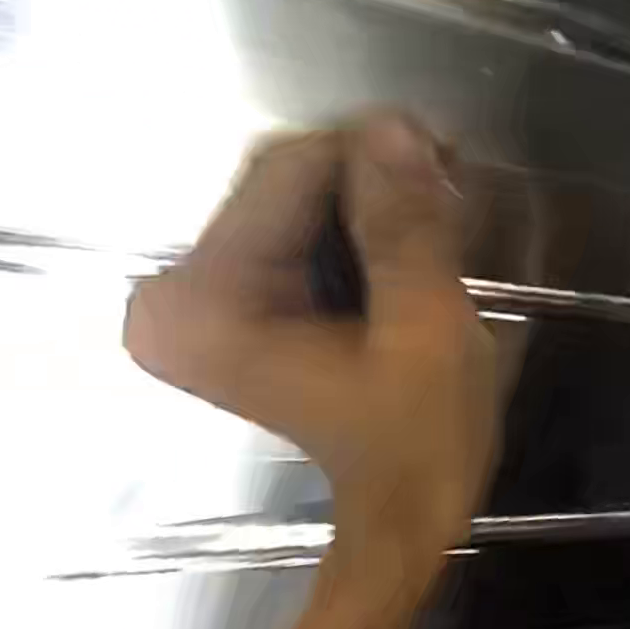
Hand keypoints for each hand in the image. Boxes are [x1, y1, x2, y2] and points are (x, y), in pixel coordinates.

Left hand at [124, 112, 499, 556]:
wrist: (412, 501)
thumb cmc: (422, 429)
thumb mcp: (426, 325)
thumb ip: (407, 228)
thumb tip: (399, 127)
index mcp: (205, 304)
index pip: (284, 177)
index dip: (373, 157)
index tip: (447, 157)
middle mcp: (178, 293)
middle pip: (284, 186)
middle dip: (376, 180)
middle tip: (451, 189)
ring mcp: (206, 300)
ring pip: (300, 204)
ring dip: (378, 200)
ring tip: (442, 215)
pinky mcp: (242, 304)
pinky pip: (304, 233)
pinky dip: (364, 226)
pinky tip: (414, 238)